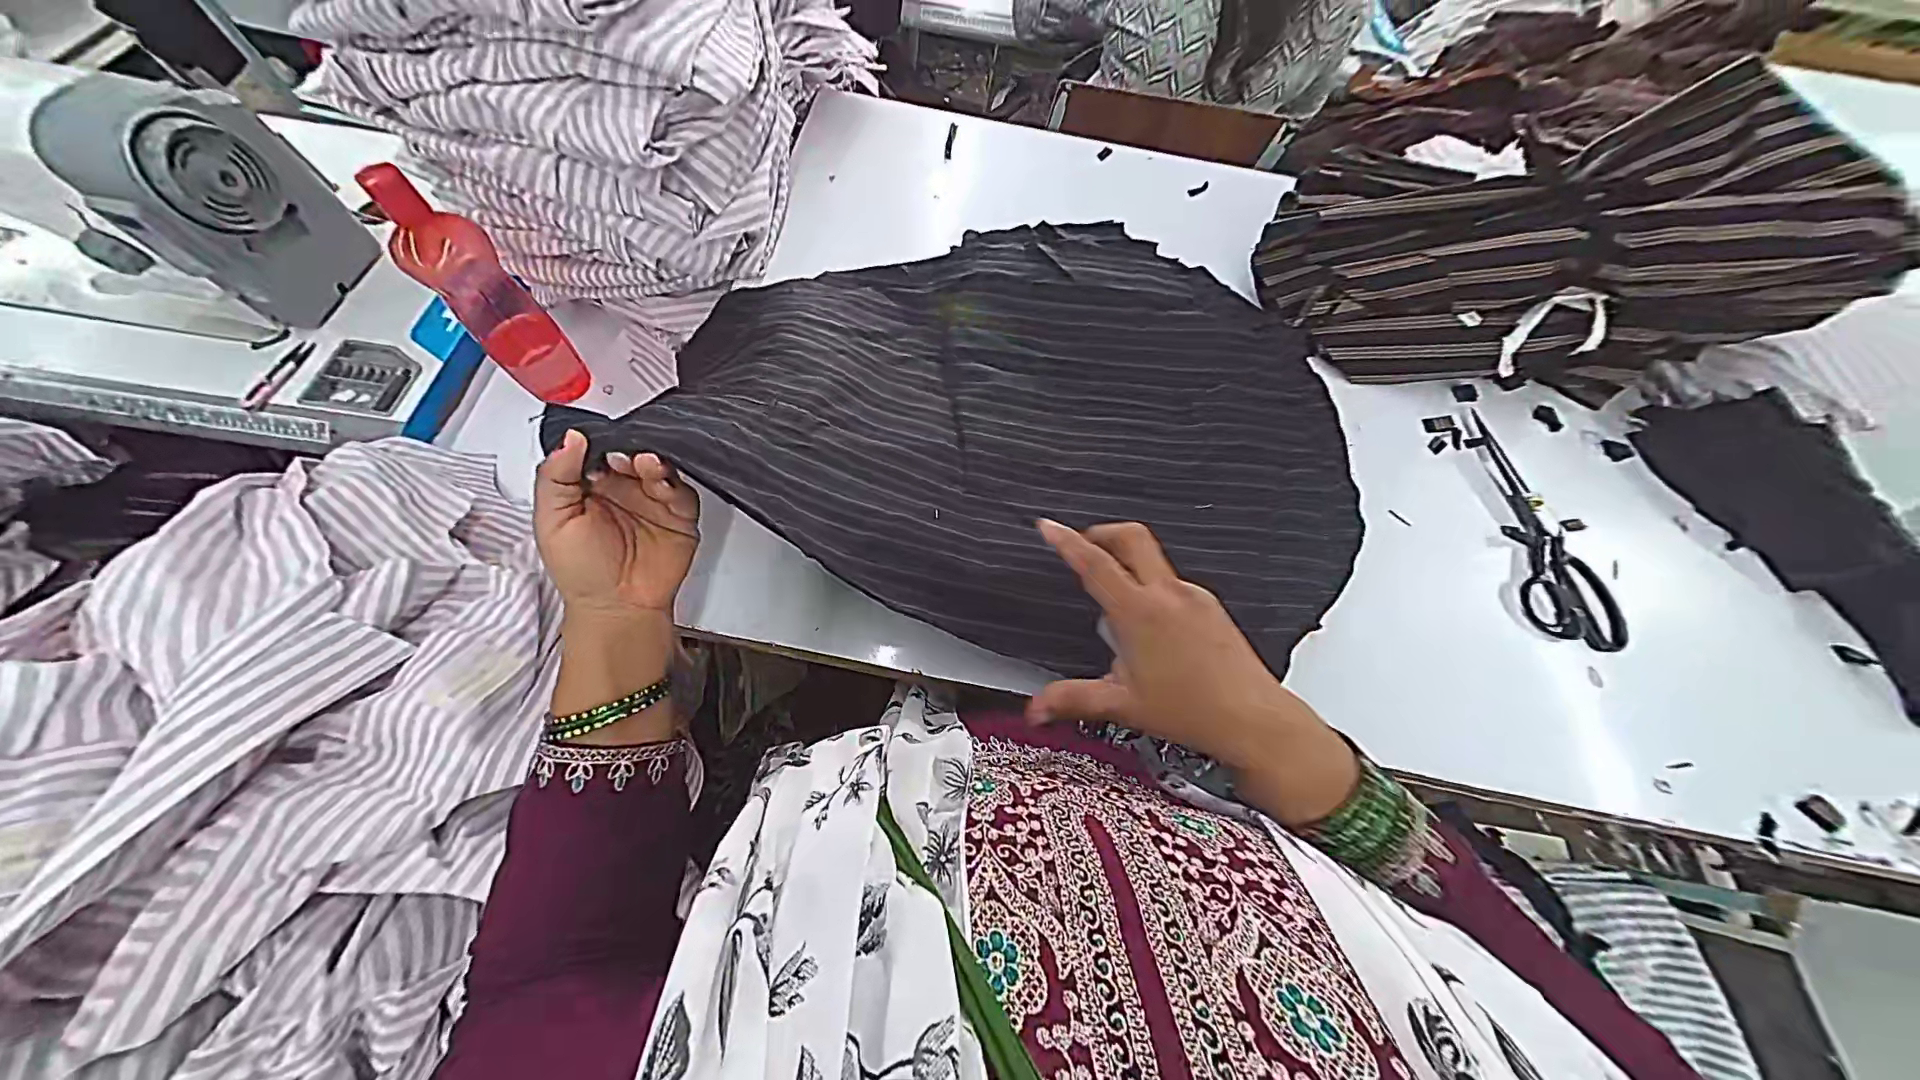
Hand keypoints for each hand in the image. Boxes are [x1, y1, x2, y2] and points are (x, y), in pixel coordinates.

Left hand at [534, 429, 698, 619]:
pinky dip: (676, 483)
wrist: (618, 608)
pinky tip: (663, 483)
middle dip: (630, 447)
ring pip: (660, 466)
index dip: (599, 440)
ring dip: (655, 460)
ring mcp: (653, 500)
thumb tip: (569, 439)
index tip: (597, 441)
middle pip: (632, 452)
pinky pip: (684, 491)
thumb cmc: (582, 572)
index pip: (597, 448)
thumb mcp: (552, 521)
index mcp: (590, 485)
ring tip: (646, 463)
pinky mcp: (680, 516)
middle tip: (623, 455)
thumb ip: (555, 476)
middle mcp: (624, 488)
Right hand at [1029, 519, 1357, 824]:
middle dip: (1101, 532)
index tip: (1050, 526)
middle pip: (1130, 538)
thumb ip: (1072, 700)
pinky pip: (1173, 584)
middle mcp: (1168, 595)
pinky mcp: (1211, 608)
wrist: (1254, 721)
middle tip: (1082, 542)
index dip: (1066, 540)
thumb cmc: (1196, 712)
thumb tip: (1037, 707)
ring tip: (1115, 608)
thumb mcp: (1122, 705)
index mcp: (1140, 613)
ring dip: (1128, 565)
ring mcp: (1194, 598)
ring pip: (1153, 561)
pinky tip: (1150, 627)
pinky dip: (1152, 589)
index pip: (1094, 563)